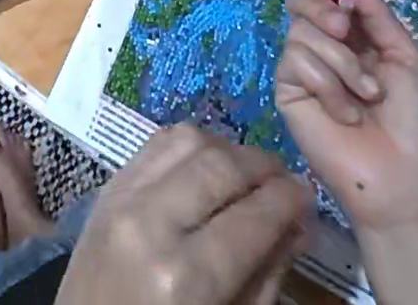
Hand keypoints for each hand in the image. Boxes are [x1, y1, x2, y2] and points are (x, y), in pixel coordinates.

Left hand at [56, 124, 311, 304]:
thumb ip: (265, 276)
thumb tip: (297, 222)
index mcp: (184, 277)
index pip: (251, 218)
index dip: (287, 200)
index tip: (308, 193)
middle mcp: (152, 223)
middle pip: (221, 167)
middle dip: (262, 167)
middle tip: (285, 178)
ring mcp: (124, 196)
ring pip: (189, 140)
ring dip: (228, 148)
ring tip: (249, 170)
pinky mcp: (109, 184)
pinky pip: (157, 141)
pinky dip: (190, 143)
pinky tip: (208, 161)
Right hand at [275, 0, 417, 232]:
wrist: (407, 182)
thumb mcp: (408, 59)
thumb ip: (377, 15)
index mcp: (357, 36)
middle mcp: (325, 46)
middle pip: (301, 1)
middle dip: (321, 6)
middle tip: (345, 29)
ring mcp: (303, 68)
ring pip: (300, 30)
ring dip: (340, 60)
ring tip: (366, 95)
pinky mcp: (287, 90)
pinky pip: (295, 62)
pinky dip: (326, 84)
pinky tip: (344, 113)